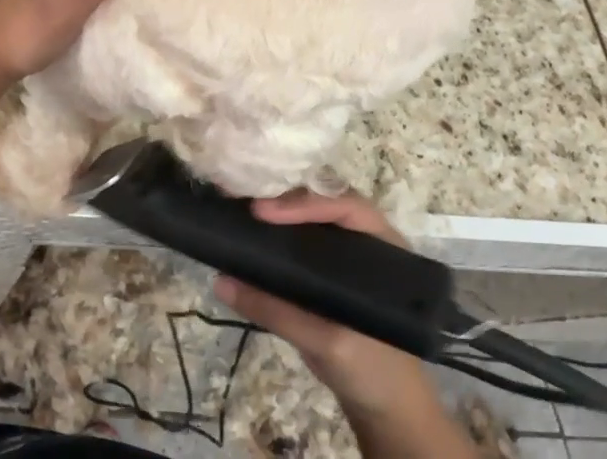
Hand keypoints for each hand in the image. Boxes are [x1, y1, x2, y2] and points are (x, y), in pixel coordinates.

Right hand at [213, 191, 442, 418]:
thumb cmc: (374, 370)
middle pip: (323, 204)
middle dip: (285, 199)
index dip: (305, 203)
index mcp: (385, 250)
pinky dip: (271, 236)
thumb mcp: (329, 344)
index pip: (346, 207)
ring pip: (307, 221)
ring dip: (276, 214)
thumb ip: (277, 313)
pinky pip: (296, 243)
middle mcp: (364, 243)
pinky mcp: (322, 273)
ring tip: (240, 214)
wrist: (386, 406)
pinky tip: (246, 238)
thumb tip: (221, 282)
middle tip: (247, 207)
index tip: (264, 211)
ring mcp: (343, 257)